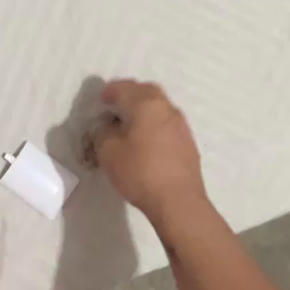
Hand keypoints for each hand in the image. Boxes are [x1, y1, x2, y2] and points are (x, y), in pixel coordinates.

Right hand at [87, 79, 210, 223]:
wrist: (178, 201)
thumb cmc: (140, 172)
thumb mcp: (108, 152)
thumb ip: (103, 133)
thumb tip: (107, 126)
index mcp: (146, 104)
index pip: (125, 88)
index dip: (110, 91)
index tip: (101, 100)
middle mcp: (167, 108)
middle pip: (147, 91)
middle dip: (130, 94)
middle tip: (116, 106)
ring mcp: (181, 125)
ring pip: (160, 107)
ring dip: (144, 109)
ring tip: (130, 124)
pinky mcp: (188, 143)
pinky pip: (167, 123)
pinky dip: (154, 124)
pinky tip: (147, 140)